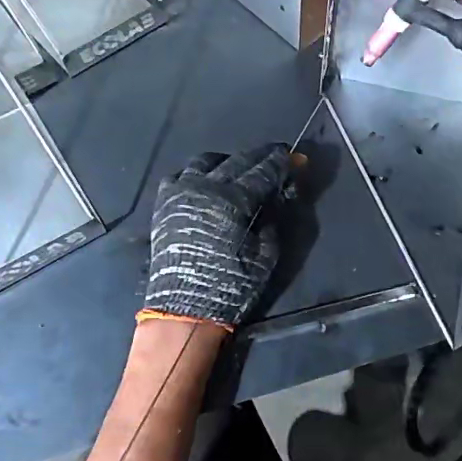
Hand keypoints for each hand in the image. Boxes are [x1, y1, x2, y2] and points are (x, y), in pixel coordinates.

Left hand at [139, 144, 291, 329]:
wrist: (183, 307)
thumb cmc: (229, 285)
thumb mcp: (265, 256)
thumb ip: (272, 223)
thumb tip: (275, 201)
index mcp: (232, 201)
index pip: (262, 173)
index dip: (282, 164)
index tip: (296, 157)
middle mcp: (205, 189)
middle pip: (237, 161)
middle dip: (260, 156)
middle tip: (276, 153)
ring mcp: (181, 193)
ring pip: (206, 162)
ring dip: (227, 160)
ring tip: (240, 166)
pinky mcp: (165, 204)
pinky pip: (180, 175)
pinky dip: (197, 173)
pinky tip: (206, 180)